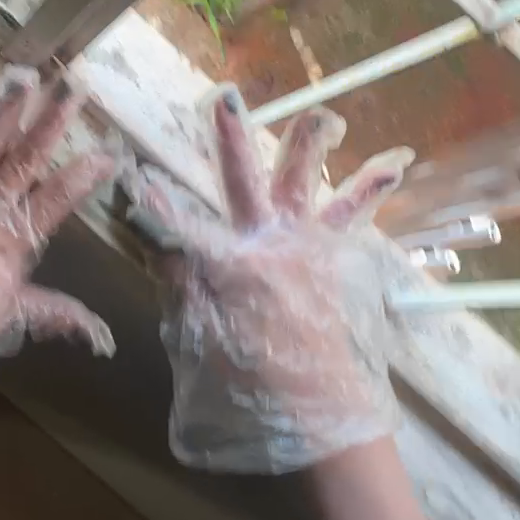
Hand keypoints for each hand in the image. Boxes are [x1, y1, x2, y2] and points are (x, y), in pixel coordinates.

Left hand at [0, 68, 116, 386]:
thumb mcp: (9, 316)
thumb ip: (55, 312)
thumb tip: (101, 334)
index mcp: (15, 236)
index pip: (57, 199)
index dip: (83, 175)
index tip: (106, 152)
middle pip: (27, 157)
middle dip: (51, 122)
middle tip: (71, 89)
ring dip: (7, 112)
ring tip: (23, 80)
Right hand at [129, 87, 412, 473]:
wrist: (323, 420)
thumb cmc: (249, 386)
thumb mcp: (197, 340)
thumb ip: (179, 283)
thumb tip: (156, 237)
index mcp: (230, 267)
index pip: (176, 224)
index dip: (151, 198)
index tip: (130, 171)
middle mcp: (270, 246)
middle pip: (246, 182)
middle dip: (231, 138)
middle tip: (225, 99)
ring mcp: (310, 249)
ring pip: (310, 184)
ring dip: (315, 147)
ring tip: (331, 117)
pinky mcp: (338, 261)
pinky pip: (353, 218)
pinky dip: (369, 191)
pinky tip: (389, 166)